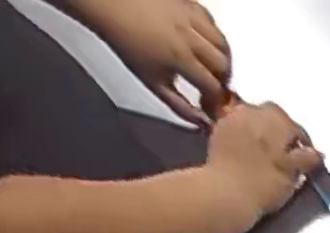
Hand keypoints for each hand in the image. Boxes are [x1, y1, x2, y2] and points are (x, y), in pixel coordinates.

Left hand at [67, 0, 231, 125]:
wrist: (104, 2)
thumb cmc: (126, 43)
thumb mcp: (152, 82)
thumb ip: (181, 106)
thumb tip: (204, 123)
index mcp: (182, 58)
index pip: (215, 87)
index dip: (216, 100)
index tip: (210, 103)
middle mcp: (190, 35)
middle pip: (224, 64)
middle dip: (223, 78)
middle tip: (214, 84)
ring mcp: (188, 14)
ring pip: (221, 40)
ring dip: (222, 56)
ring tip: (213, 63)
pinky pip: (208, 17)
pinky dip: (211, 31)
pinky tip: (202, 38)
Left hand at [206, 102, 321, 216]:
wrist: (227, 191)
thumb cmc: (265, 183)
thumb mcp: (293, 174)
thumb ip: (307, 160)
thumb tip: (318, 153)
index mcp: (277, 119)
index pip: (297, 128)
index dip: (304, 144)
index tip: (307, 159)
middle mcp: (255, 110)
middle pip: (273, 116)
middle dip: (281, 131)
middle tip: (285, 153)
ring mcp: (234, 117)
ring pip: (254, 117)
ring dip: (262, 130)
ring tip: (267, 151)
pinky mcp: (219, 128)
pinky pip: (238, 124)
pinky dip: (246, 134)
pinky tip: (248, 150)